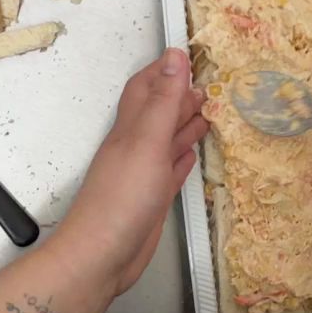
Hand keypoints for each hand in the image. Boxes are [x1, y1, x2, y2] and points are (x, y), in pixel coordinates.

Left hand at [55, 48, 208, 294]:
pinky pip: (169, 172)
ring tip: (209, 113)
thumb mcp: (146, 141)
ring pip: (166, 141)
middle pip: (158, 113)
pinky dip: (181, 160)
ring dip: (185, 125)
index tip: (190, 56)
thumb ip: (163, 101)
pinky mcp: (151, 200)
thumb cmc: (122, 199)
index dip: (165, 71)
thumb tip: (174, 56)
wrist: (101, 256)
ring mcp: (143, 175)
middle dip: (181, 96)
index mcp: (131, 129)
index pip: (146, 88)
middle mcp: (136, 147)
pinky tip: (191, 156)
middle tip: (210, 86)